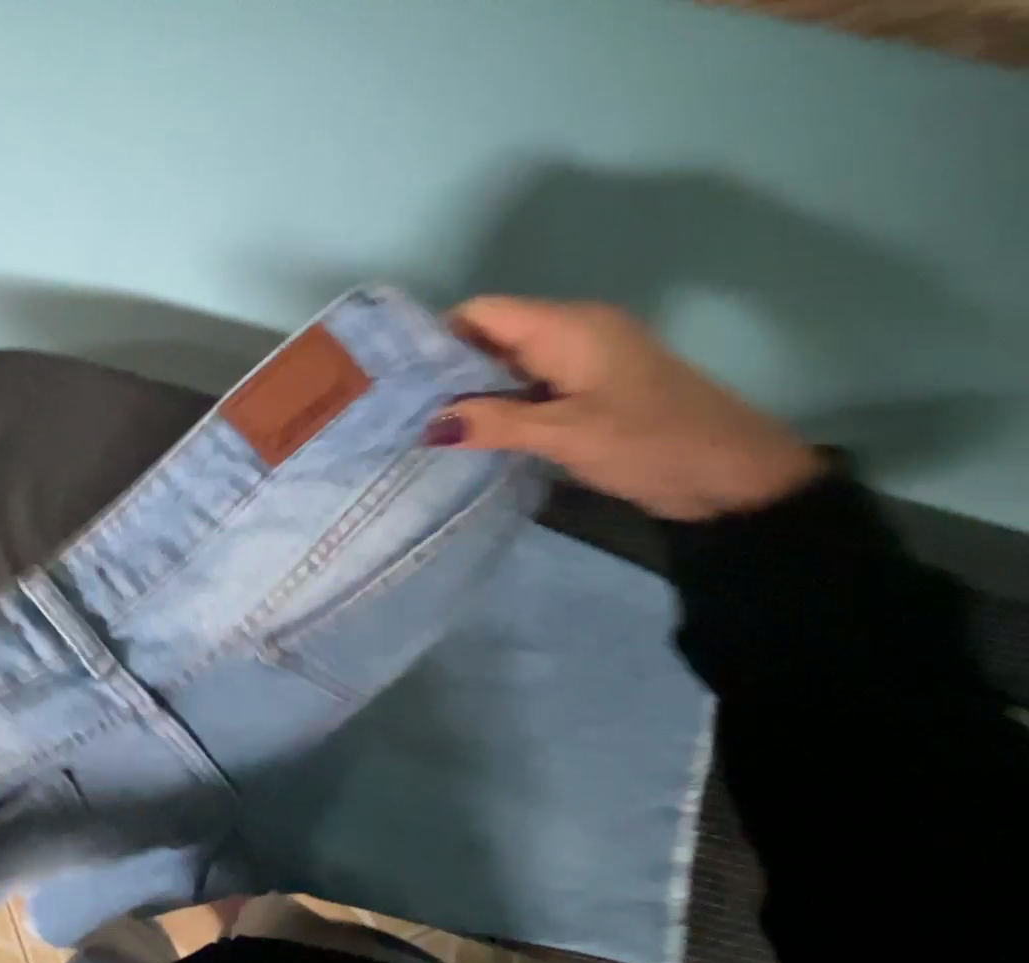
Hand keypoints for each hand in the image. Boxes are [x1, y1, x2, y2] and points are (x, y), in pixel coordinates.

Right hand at [424, 297, 823, 520]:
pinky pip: (528, 383)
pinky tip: (474, 430)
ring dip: (472, 389)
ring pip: (507, 361)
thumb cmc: (651, 443)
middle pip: (491, 334)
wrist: (736, 476)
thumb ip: (494, 423)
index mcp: (567, 327)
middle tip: (404, 407)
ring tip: (427, 422)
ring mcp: (582, 359)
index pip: (483, 311)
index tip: (401, 377)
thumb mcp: (566, 435)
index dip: (438, 336)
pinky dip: (499, 402)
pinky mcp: (588, 387)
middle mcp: (571, 331)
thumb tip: (429, 425)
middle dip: (448, 367)